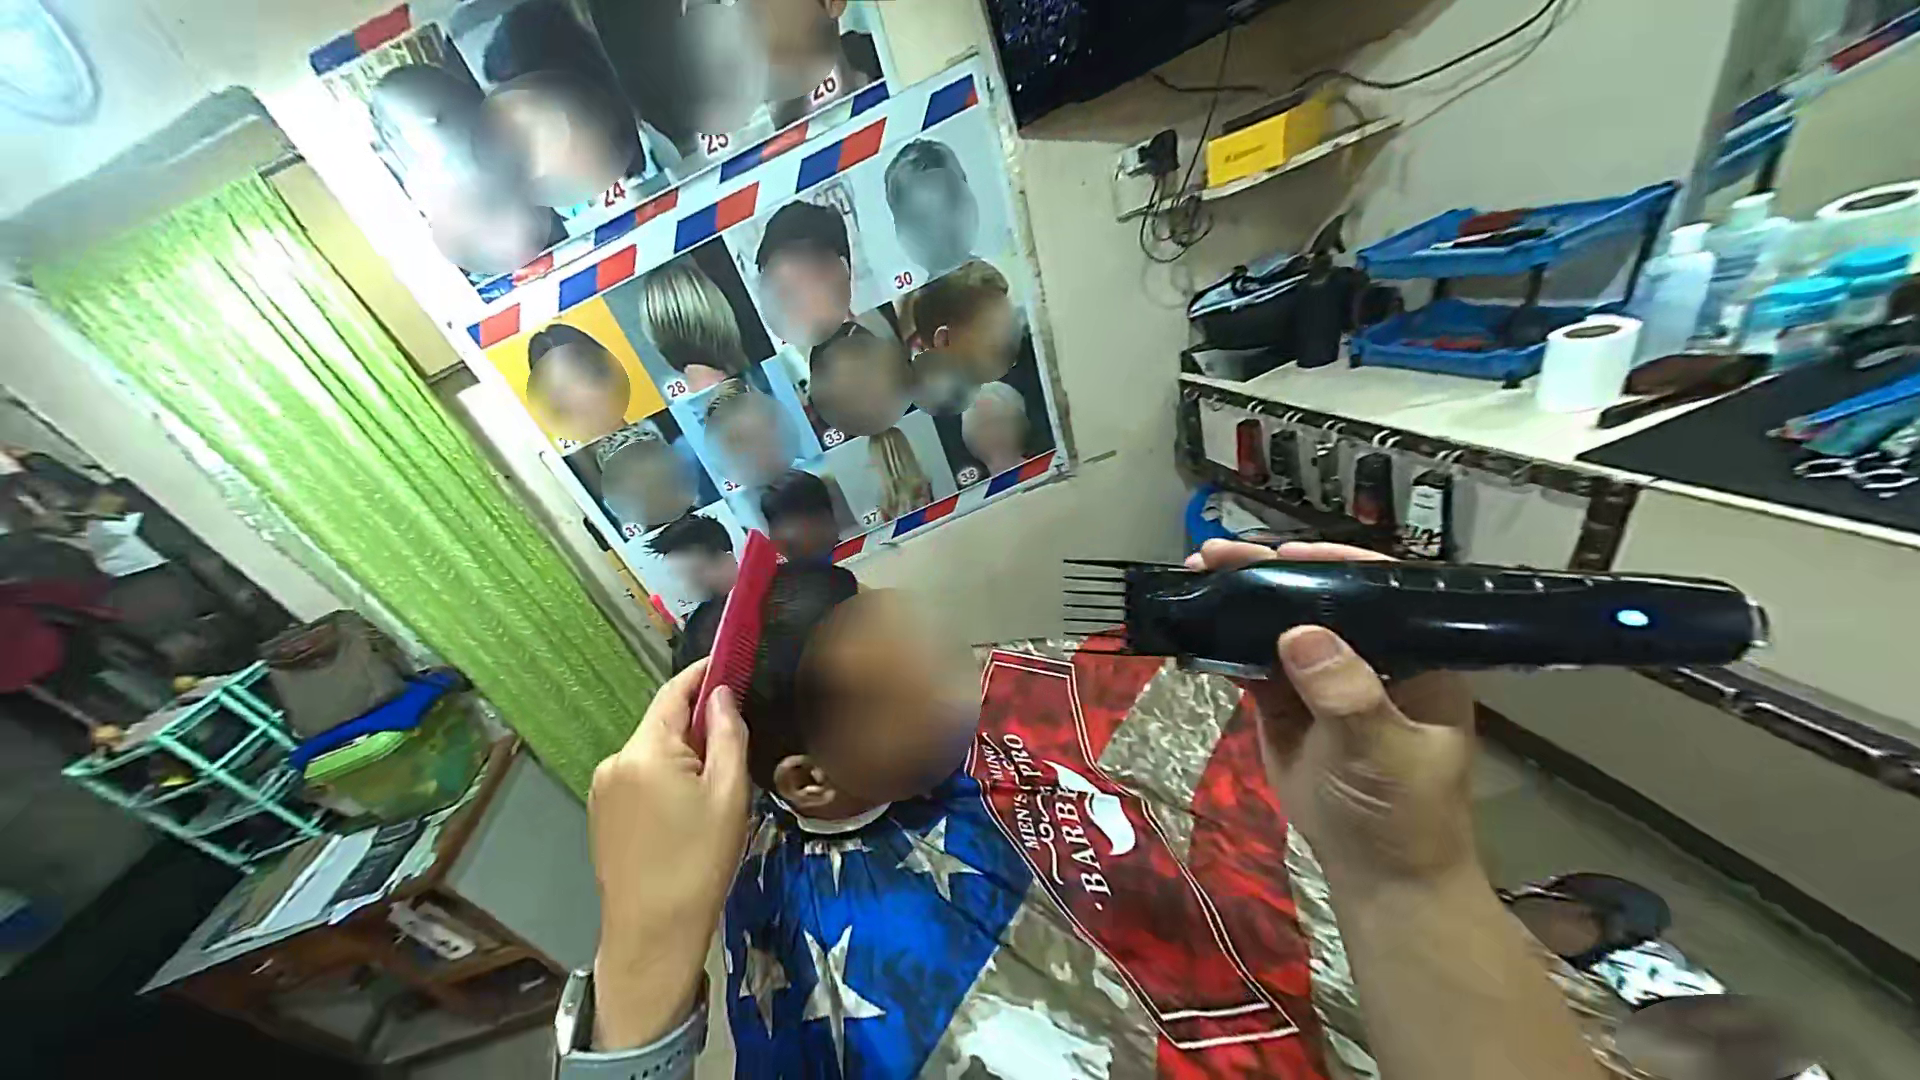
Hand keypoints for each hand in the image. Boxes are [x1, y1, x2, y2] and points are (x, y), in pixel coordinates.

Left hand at [588, 659, 750, 1048]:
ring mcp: (602, 788)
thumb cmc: (700, 859)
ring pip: (653, 749)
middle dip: (699, 719)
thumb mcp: (729, 791)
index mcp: (645, 751)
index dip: (703, 672)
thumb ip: (727, 732)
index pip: (674, 692)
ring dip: (684, 749)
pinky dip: (667, 772)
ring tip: (717, 779)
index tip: (730, 660)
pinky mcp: (601, 812)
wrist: (652, 934)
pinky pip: (641, 773)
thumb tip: (722, 692)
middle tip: (737, 733)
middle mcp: (615, 760)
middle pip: (663, 721)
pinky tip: (688, 803)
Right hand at [1187, 539, 1478, 892]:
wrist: (1372, 872)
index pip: (1378, 594)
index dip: (1335, 565)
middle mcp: (1364, 656)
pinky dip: (1222, 641)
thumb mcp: (1383, 755)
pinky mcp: (1283, 698)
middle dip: (1267, 574)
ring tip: (1197, 572)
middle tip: (1218, 554)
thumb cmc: (1400, 813)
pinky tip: (1194, 622)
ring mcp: (1318, 676)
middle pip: (1313, 601)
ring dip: (1237, 601)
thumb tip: (1299, 634)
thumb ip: (1347, 697)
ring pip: (1275, 625)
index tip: (1289, 551)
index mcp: (1412, 659)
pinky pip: (1249, 660)